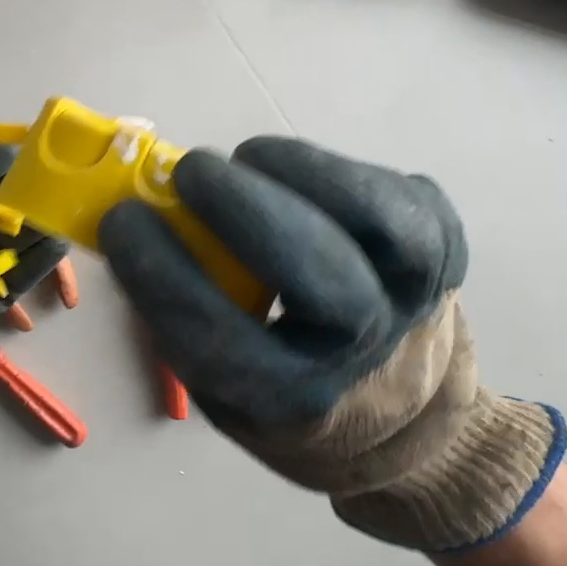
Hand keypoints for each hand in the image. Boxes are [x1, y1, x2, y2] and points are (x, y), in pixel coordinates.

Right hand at [98, 137, 564, 551]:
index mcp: (282, 397)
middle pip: (318, 276)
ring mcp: (415, 299)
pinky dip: (337, 170)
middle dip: (243, 208)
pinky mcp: (445, 253)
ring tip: (245, 157)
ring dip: (302, 173)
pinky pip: (402, 196)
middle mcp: (357, 354)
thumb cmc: (271, 386)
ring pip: (384, 224)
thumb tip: (128, 220)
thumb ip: (170, 309)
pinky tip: (285, 170)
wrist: (390, 408)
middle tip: (188, 171)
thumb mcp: (210, 380)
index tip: (121, 218)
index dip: (159, 269)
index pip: (213, 334)